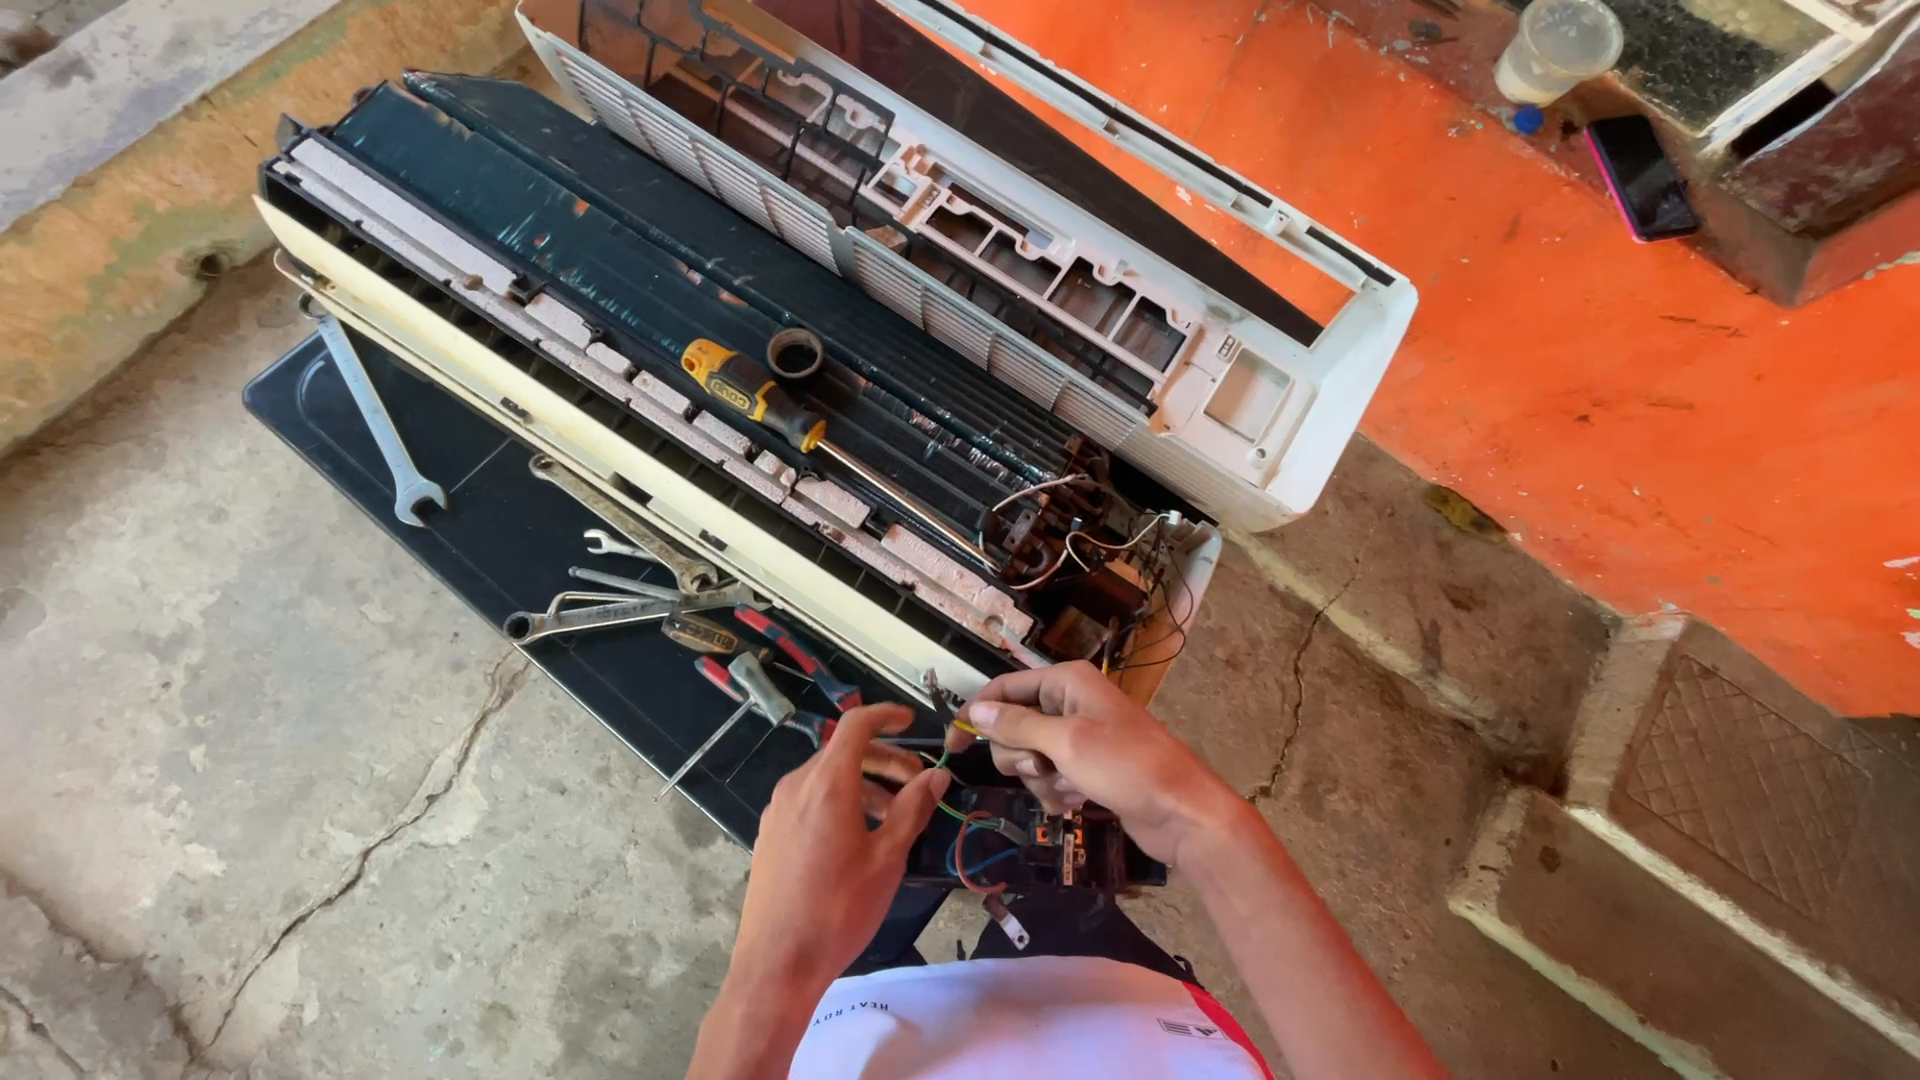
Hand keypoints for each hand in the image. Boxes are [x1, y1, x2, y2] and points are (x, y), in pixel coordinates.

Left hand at [729, 704, 950, 993]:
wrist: (776, 965)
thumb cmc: (839, 908)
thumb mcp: (887, 858)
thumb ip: (913, 808)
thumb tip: (936, 774)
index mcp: (826, 783)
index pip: (856, 725)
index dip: (885, 715)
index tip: (911, 722)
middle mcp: (797, 786)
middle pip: (844, 752)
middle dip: (885, 760)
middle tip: (918, 782)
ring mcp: (778, 810)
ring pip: (827, 777)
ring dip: (864, 784)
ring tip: (893, 816)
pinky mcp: (769, 834)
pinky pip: (810, 800)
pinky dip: (839, 801)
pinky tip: (858, 836)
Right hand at [948, 661, 1248, 867]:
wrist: (1182, 813)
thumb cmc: (1127, 766)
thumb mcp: (1066, 742)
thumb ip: (1017, 725)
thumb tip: (977, 710)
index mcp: (1067, 682)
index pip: (1005, 688)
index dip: (977, 713)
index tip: (954, 745)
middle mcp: (1070, 703)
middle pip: (1013, 726)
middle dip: (1019, 755)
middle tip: (1040, 768)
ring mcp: (1079, 737)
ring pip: (1029, 757)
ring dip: (1040, 780)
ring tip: (1068, 789)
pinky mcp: (1086, 769)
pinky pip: (1050, 778)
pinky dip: (1056, 793)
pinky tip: (1077, 803)